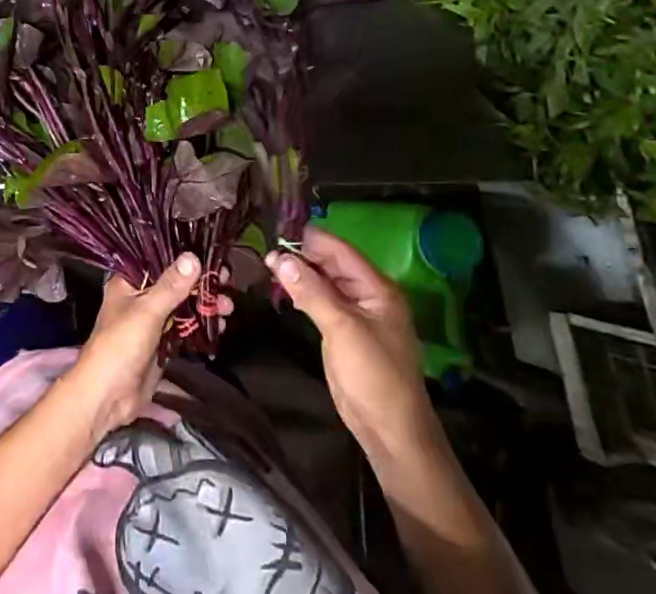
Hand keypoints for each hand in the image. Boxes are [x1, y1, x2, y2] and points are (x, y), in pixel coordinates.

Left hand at [61, 254, 228, 438]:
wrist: (108, 396)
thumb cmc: (120, 346)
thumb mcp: (147, 311)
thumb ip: (171, 286)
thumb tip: (192, 257)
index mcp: (128, 283)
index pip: (159, 261)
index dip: (184, 258)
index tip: (211, 256)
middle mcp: (140, 298)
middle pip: (175, 284)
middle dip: (201, 284)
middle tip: (227, 281)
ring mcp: (152, 322)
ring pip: (183, 306)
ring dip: (205, 305)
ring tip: (228, 307)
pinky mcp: (161, 344)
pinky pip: (185, 329)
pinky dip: (201, 326)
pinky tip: (220, 324)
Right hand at [267, 230, 425, 438]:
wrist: (389, 428)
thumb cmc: (373, 374)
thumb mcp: (342, 328)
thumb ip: (311, 292)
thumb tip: (280, 258)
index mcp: (378, 289)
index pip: (341, 251)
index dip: (312, 238)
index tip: (278, 227)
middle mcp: (368, 296)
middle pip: (332, 265)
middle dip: (302, 255)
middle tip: (266, 248)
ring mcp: (356, 314)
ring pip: (325, 283)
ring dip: (300, 273)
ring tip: (268, 264)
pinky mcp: (343, 331)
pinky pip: (321, 302)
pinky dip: (302, 292)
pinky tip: (282, 288)